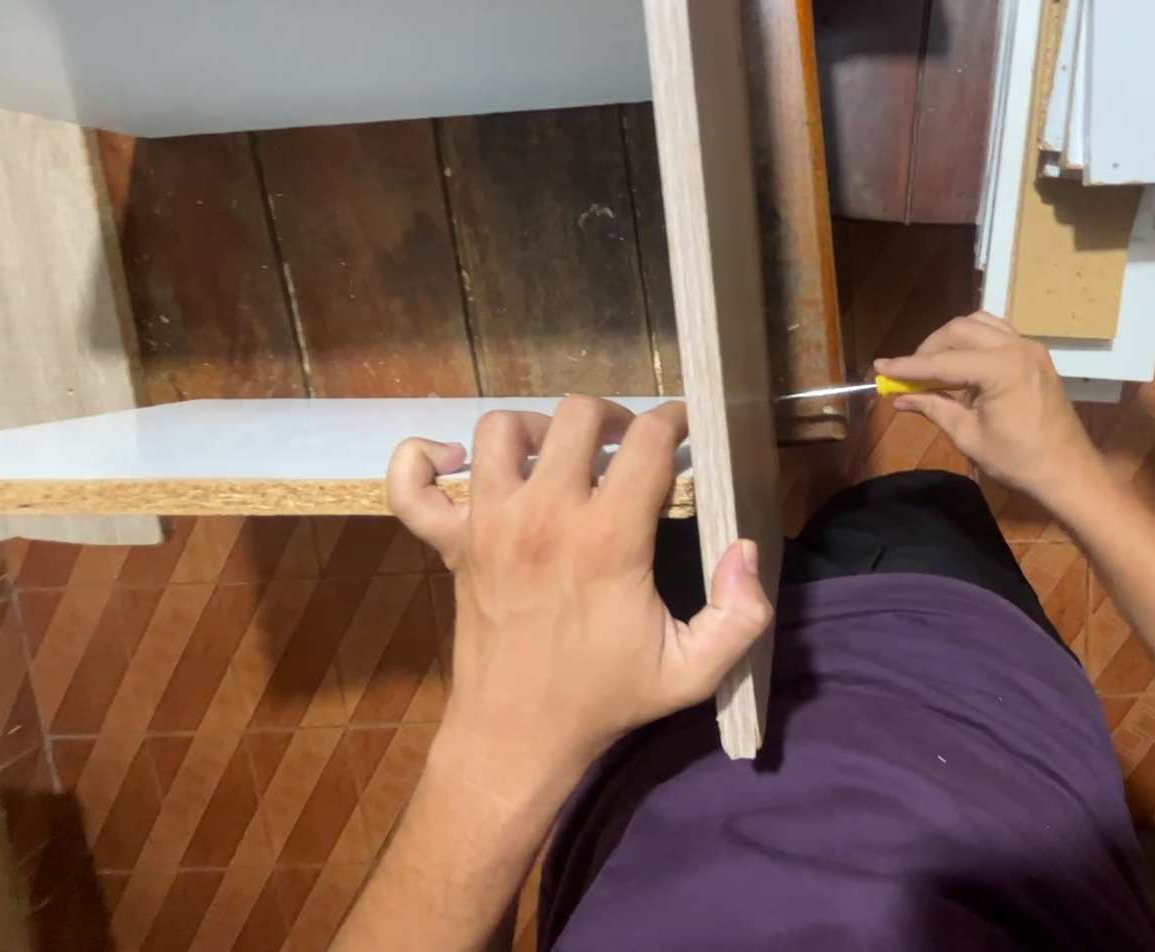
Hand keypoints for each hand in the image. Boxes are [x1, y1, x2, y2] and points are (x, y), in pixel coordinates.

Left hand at [385, 397, 772, 775]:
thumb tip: (745, 549)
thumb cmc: (606, 697)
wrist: (517, 738)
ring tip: (564, 454)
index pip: (648, 441)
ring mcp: (487, 526)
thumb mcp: (694, 671)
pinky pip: (409, 483)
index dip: (676, 420)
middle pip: (577, 415)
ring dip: (539, 428)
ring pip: (500, 429)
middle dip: (615, 417)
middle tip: (631, 445)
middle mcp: (543, 517)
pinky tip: (456, 460)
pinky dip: (422, 458)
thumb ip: (740, 614)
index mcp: (607, 540)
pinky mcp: (448, 544)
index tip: (687, 427)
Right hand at [875, 312, 1099, 497]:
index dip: (908, 367)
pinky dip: (973, 342)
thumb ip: (934, 408)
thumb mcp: (969, 436)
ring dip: (950, 340)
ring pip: (978, 324)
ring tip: (933, 367)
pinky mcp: (1035, 355)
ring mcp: (1030, 348)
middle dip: (928, 349)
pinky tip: (961, 366)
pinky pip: (997, 333)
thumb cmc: (1019, 461)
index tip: (879, 368)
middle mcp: (1017, 348)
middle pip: (959, 330)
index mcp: (1001, 369)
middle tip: (908, 375)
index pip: (943, 361)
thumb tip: (900, 398)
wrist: (1069, 472)